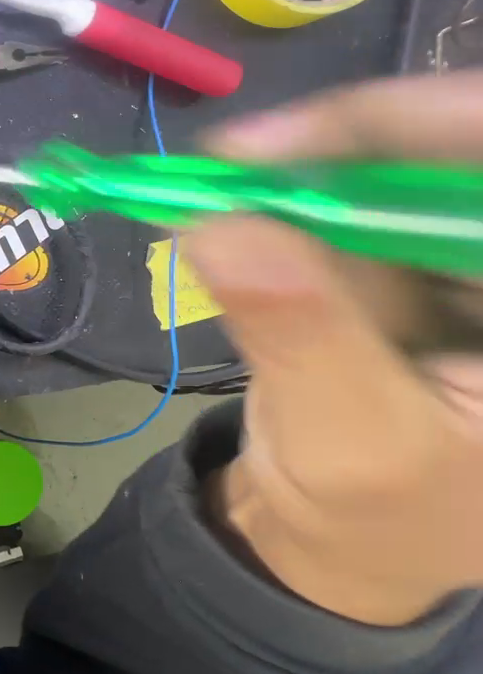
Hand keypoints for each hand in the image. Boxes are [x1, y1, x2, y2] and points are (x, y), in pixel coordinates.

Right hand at [186, 73, 482, 626]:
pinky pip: (368, 204)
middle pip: (466, 165)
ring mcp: (479, 268)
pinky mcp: (430, 267)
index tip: (275, 144)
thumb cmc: (368, 512)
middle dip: (357, 144)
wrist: (342, 541)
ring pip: (416, 172)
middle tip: (231, 159)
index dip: (419, 133)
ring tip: (219, 189)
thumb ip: (298, 332)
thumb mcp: (343, 437)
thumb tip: (217, 226)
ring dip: (313, 171)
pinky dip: (295, 199)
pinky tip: (243, 210)